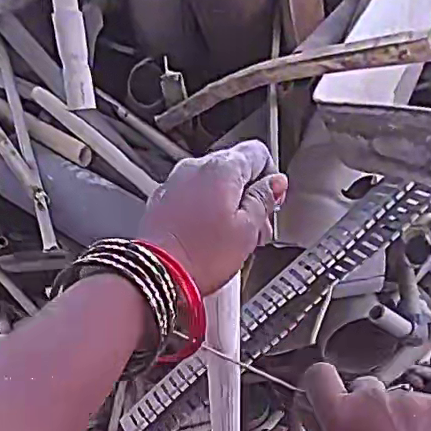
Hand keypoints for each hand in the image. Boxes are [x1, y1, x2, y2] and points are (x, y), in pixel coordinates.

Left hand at [138, 139, 287, 290]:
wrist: (157, 276)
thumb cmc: (199, 257)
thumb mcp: (247, 231)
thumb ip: (263, 201)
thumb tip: (274, 185)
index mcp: (221, 168)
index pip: (258, 153)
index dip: (270, 180)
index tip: (271, 203)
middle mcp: (194, 168)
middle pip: (233, 171)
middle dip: (248, 197)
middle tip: (254, 230)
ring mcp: (174, 184)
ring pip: (211, 186)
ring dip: (225, 208)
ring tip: (229, 240)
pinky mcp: (160, 203)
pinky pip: (190, 200)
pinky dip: (202, 215)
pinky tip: (206, 241)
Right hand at [301, 364, 430, 430]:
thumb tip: (318, 418)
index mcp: (341, 414)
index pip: (318, 375)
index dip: (320, 384)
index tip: (325, 391)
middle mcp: (371, 398)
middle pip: (360, 388)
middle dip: (364, 407)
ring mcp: (404, 398)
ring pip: (393, 400)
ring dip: (394, 417)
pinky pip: (421, 405)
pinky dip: (421, 421)